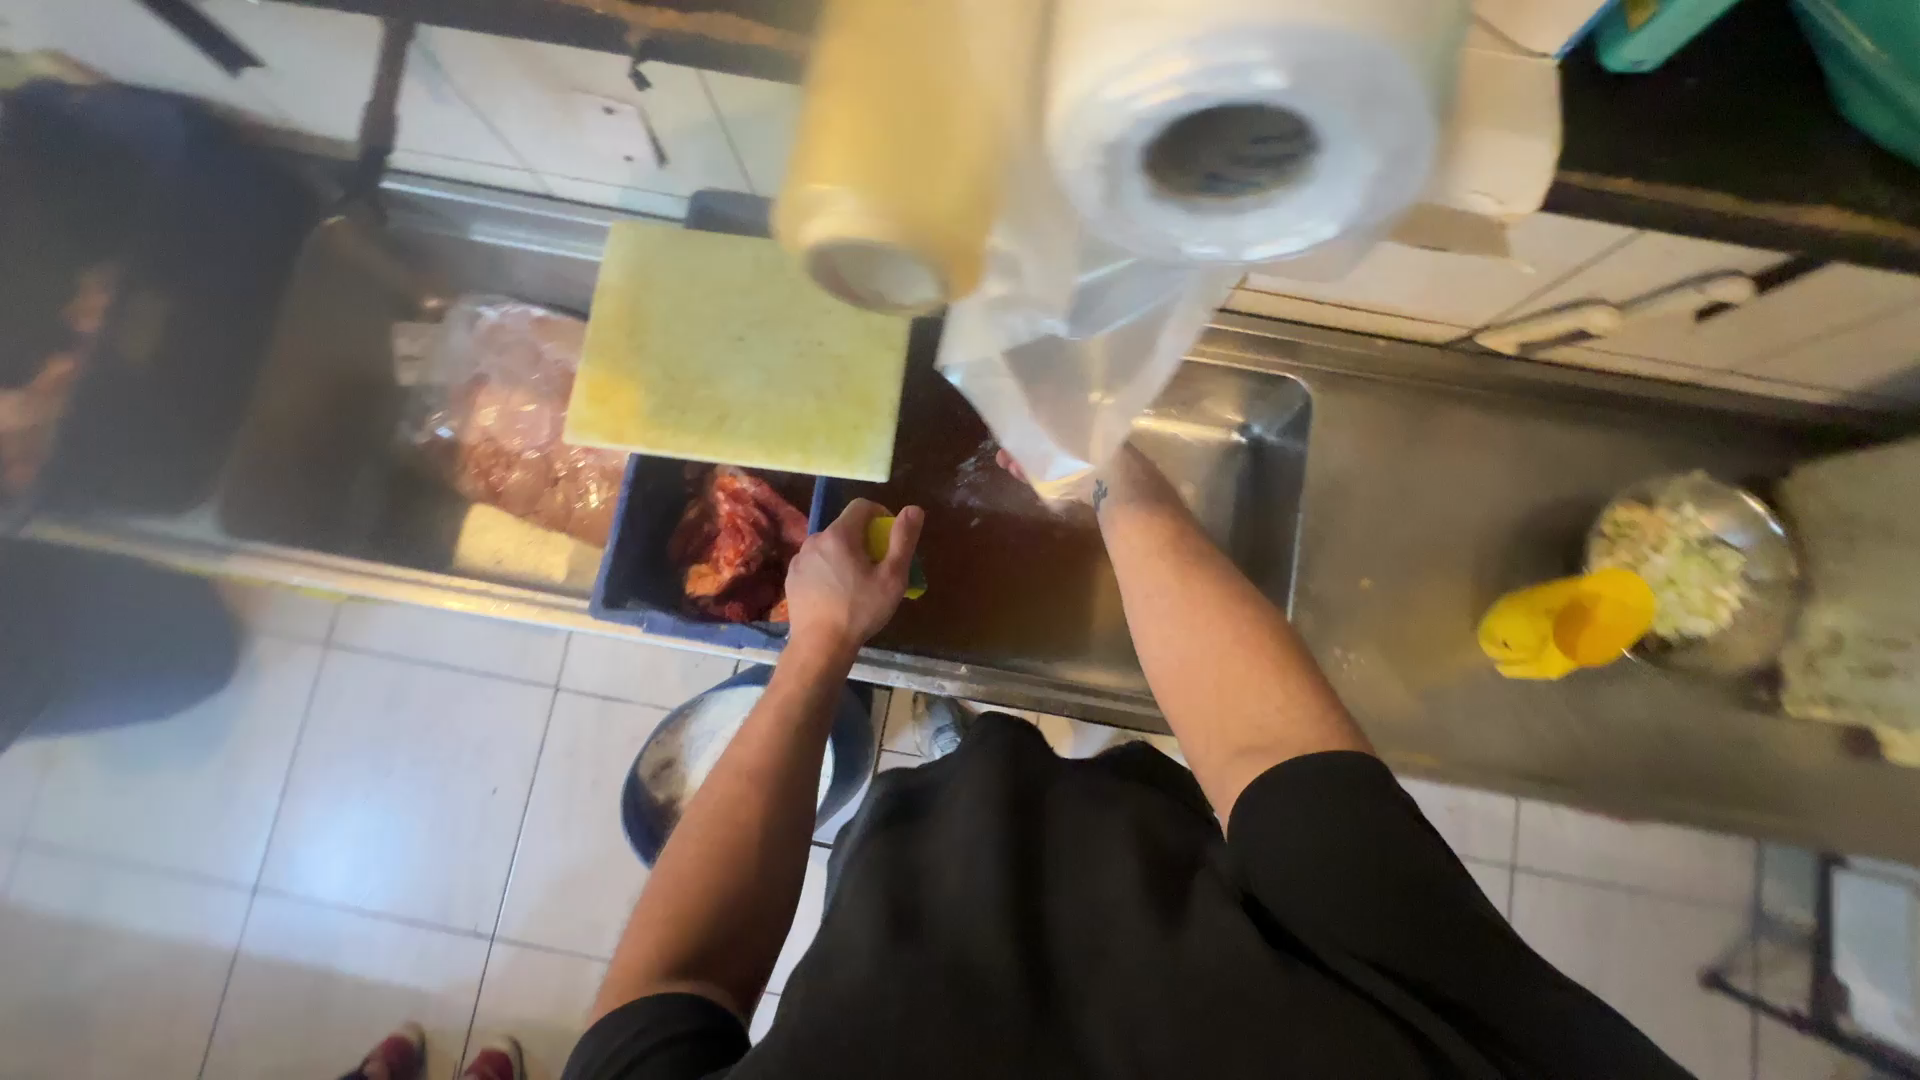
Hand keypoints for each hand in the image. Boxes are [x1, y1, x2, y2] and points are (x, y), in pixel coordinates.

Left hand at [784, 499, 923, 654]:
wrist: (820, 645)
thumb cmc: (861, 610)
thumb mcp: (892, 577)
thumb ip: (903, 540)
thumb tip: (913, 509)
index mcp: (840, 535)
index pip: (861, 506)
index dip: (880, 514)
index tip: (889, 536)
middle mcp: (815, 540)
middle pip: (845, 526)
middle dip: (863, 538)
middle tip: (877, 566)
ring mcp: (800, 558)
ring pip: (829, 545)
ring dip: (844, 553)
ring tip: (856, 582)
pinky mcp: (791, 577)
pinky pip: (815, 562)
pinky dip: (828, 568)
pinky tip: (835, 592)